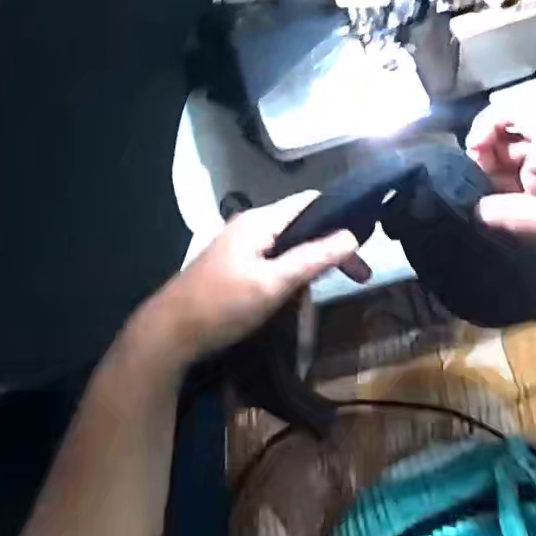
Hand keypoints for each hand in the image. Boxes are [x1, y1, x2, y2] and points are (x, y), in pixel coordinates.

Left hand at [130, 191, 366, 368]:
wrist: (170, 333)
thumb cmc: (222, 305)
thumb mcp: (272, 284)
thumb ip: (311, 259)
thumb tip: (350, 236)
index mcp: (260, 220)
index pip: (309, 202)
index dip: (340, 215)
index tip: (366, 240)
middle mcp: (251, 224)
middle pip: (301, 225)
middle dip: (331, 246)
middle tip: (360, 275)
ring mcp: (240, 244)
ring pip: (288, 243)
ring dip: (313, 261)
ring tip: (337, 282)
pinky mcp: (235, 264)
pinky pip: (274, 257)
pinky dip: (293, 270)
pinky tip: (302, 291)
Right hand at [467, 105, 535, 298]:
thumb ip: (523, 218)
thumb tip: (473, 209)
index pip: (518, 114)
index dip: (488, 124)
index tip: (472, 154)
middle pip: (510, 144)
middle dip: (486, 162)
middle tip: (473, 193)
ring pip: (514, 174)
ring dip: (496, 189)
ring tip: (486, 217)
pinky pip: (525, 200)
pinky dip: (510, 209)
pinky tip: (503, 229)